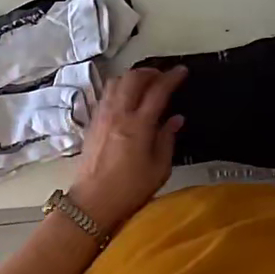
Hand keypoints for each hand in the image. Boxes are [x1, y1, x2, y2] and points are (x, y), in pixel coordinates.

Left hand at [68, 67, 187, 233]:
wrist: (92, 202)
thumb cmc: (129, 190)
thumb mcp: (159, 168)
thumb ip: (168, 139)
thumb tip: (176, 119)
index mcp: (138, 125)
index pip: (158, 90)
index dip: (172, 77)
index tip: (182, 71)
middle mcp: (118, 114)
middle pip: (134, 78)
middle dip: (151, 71)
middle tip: (164, 76)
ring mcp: (102, 116)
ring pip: (116, 81)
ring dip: (133, 76)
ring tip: (145, 83)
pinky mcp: (93, 122)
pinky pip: (106, 94)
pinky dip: (119, 87)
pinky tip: (126, 97)